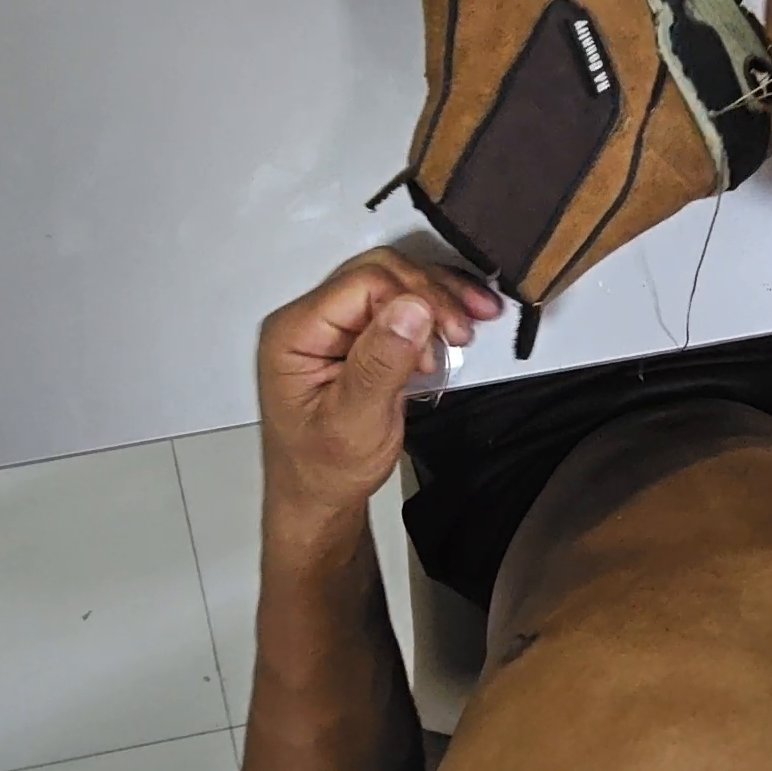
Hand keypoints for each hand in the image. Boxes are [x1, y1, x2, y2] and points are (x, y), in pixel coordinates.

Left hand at [256, 248, 502, 514]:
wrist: (322, 498)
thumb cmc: (328, 469)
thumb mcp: (354, 423)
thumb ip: (380, 364)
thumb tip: (414, 308)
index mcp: (296, 333)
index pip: (365, 283)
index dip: (415, 298)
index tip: (451, 335)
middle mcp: (312, 317)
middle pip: (382, 272)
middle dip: (432, 294)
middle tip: (465, 333)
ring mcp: (335, 322)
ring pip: (397, 280)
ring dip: (441, 297)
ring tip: (475, 322)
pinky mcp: (359, 332)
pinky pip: (401, 302)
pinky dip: (436, 309)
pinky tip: (462, 324)